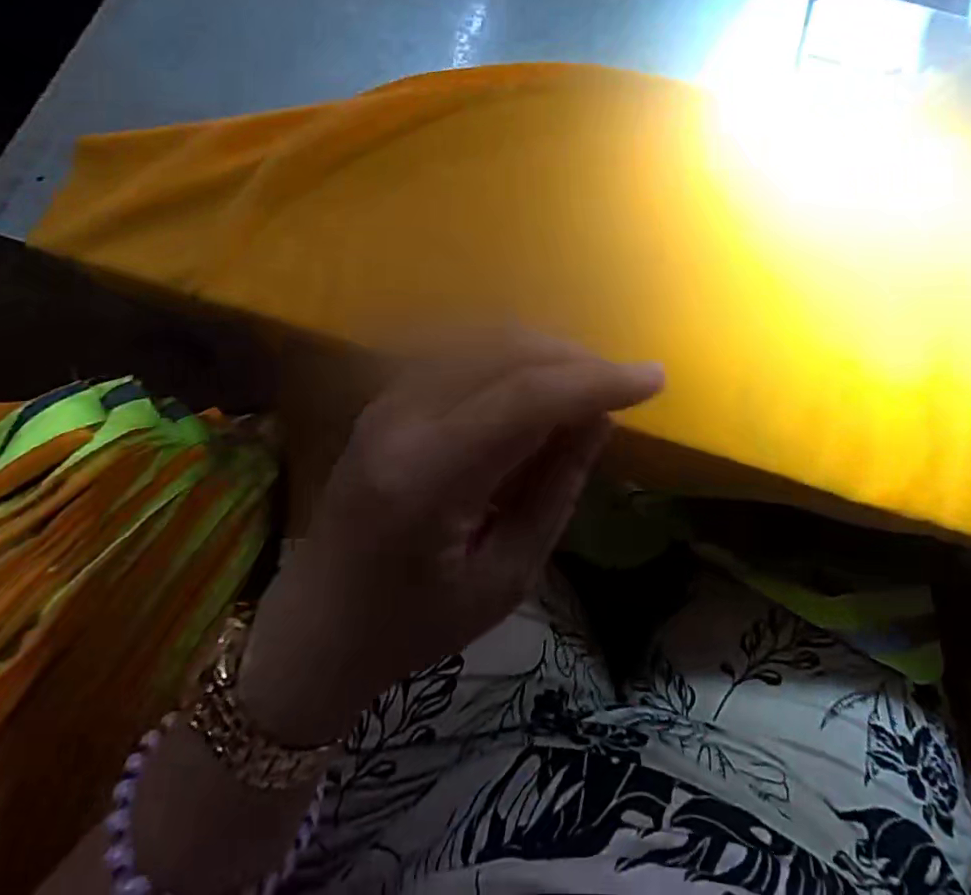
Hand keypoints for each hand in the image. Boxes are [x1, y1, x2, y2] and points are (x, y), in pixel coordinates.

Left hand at [239, 330, 663, 743]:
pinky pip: (468, 354)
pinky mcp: (388, 399)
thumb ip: (557, 488)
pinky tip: (544, 390)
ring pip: (489, 342)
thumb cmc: (416, 624)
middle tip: (626, 388)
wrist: (316, 628)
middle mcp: (400, 419)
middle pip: (509, 354)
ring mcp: (387, 401)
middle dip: (580, 363)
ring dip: (552, 356)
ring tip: (591, 390)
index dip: (597, 381)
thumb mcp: (509, 574)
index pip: (526, 399)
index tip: (654, 380)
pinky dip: (519, 361)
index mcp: (426, 476)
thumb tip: (600, 418)